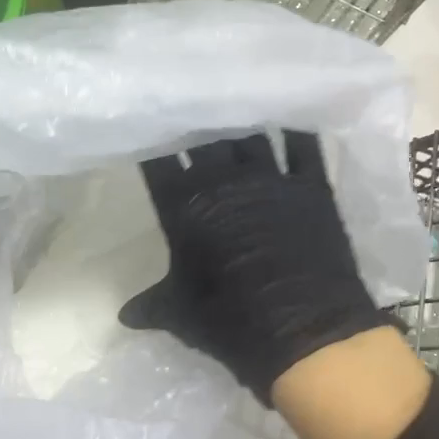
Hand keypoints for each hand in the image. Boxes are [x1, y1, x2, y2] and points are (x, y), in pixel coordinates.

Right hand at [121, 132, 397, 405]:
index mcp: (185, 209)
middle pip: (205, 137)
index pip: (160, 162)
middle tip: (189, 106)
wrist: (308, 335)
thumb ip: (151, 306)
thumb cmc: (233, 323)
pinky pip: (304, 145)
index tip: (148, 124)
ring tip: (234, 103)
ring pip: (251, 133)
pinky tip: (288, 114)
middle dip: (195, 121)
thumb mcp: (181, 316)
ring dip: (241, 120)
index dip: (153, 141)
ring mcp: (272, 180)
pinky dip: (295, 128)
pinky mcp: (313, 187)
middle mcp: (224, 183)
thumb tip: (124, 316)